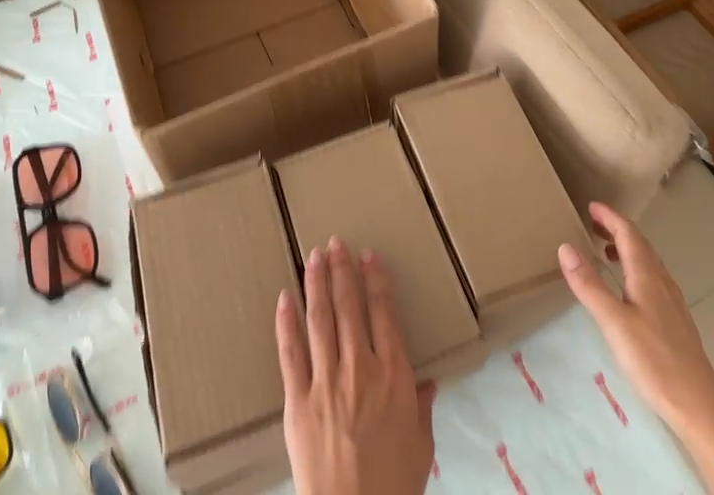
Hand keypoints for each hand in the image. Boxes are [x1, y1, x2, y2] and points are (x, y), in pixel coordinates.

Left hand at [277, 236, 436, 494]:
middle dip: (343, 271)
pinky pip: (290, 353)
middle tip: (336, 242)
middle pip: (349, 307)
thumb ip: (422, 405)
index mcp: (395, 374)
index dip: (376, 280)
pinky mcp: (297, 401)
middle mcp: (360, 367)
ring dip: (316, 283)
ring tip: (313, 257)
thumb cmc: (395, 480)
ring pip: (319, 320)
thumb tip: (429, 382)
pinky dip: (286, 322)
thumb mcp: (422, 441)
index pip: (384, 313)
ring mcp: (326, 381)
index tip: (370, 255)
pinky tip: (284, 298)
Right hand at [558, 202, 713, 429]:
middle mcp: (661, 281)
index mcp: (647, 275)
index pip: (628, 234)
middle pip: (640, 245)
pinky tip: (626, 289)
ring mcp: (670, 300)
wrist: (695, 400)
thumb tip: (566, 247)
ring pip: (647, 262)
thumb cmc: (652, 359)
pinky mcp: (673, 318)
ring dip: (626, 249)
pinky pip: (652, 279)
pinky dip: (634, 269)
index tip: (591, 205)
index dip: (610, 217)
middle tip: (592, 223)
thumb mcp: (613, 322)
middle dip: (617, 229)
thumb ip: (589, 285)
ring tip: (604, 251)